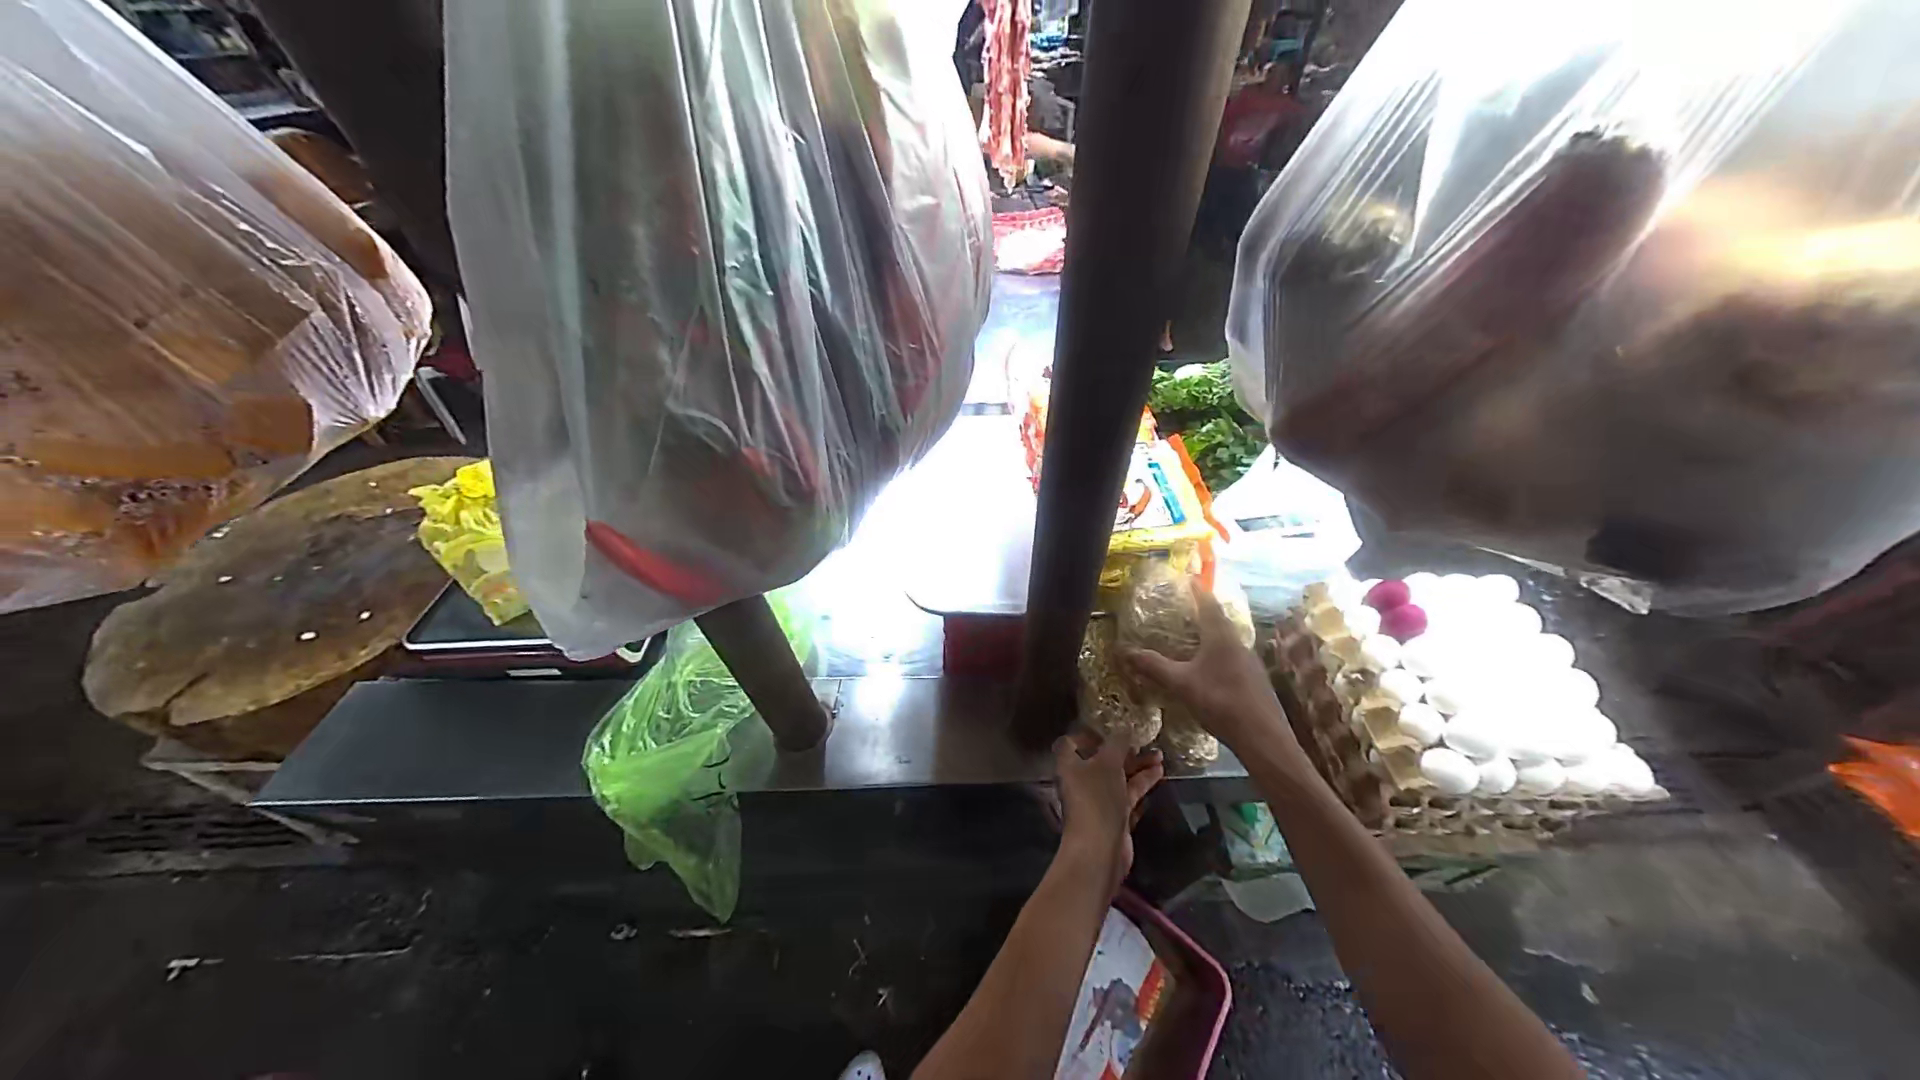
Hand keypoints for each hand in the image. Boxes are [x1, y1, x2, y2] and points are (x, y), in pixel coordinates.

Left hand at [1054, 731, 1162, 894]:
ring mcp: (1098, 800)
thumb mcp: (1107, 764)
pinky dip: (1142, 784)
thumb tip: (1125, 726)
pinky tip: (1159, 774)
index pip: (1072, 743)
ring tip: (1160, 756)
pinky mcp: (1114, 816)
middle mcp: (1081, 781)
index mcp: (1070, 765)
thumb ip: (1117, 743)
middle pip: (1101, 760)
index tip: (1110, 728)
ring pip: (1118, 777)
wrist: (1100, 850)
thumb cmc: (1097, 799)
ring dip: (1138, 766)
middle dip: (1123, 750)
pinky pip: (1128, 795)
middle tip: (1146, 741)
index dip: (1088, 734)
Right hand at [1124, 584, 1301, 762]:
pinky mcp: (1254, 680)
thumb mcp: (1181, 683)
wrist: (1263, 738)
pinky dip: (1217, 653)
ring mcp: (1250, 662)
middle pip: (1220, 620)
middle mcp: (1238, 644)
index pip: (1208, 604)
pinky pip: (1232, 657)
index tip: (1188, 578)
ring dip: (1211, 634)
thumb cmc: (1220, 702)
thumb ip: (1153, 666)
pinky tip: (1208, 668)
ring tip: (1192, 636)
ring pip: (1227, 640)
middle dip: (1203, 612)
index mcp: (1221, 637)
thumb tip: (1124, 650)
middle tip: (1185, 607)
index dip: (1198, 590)